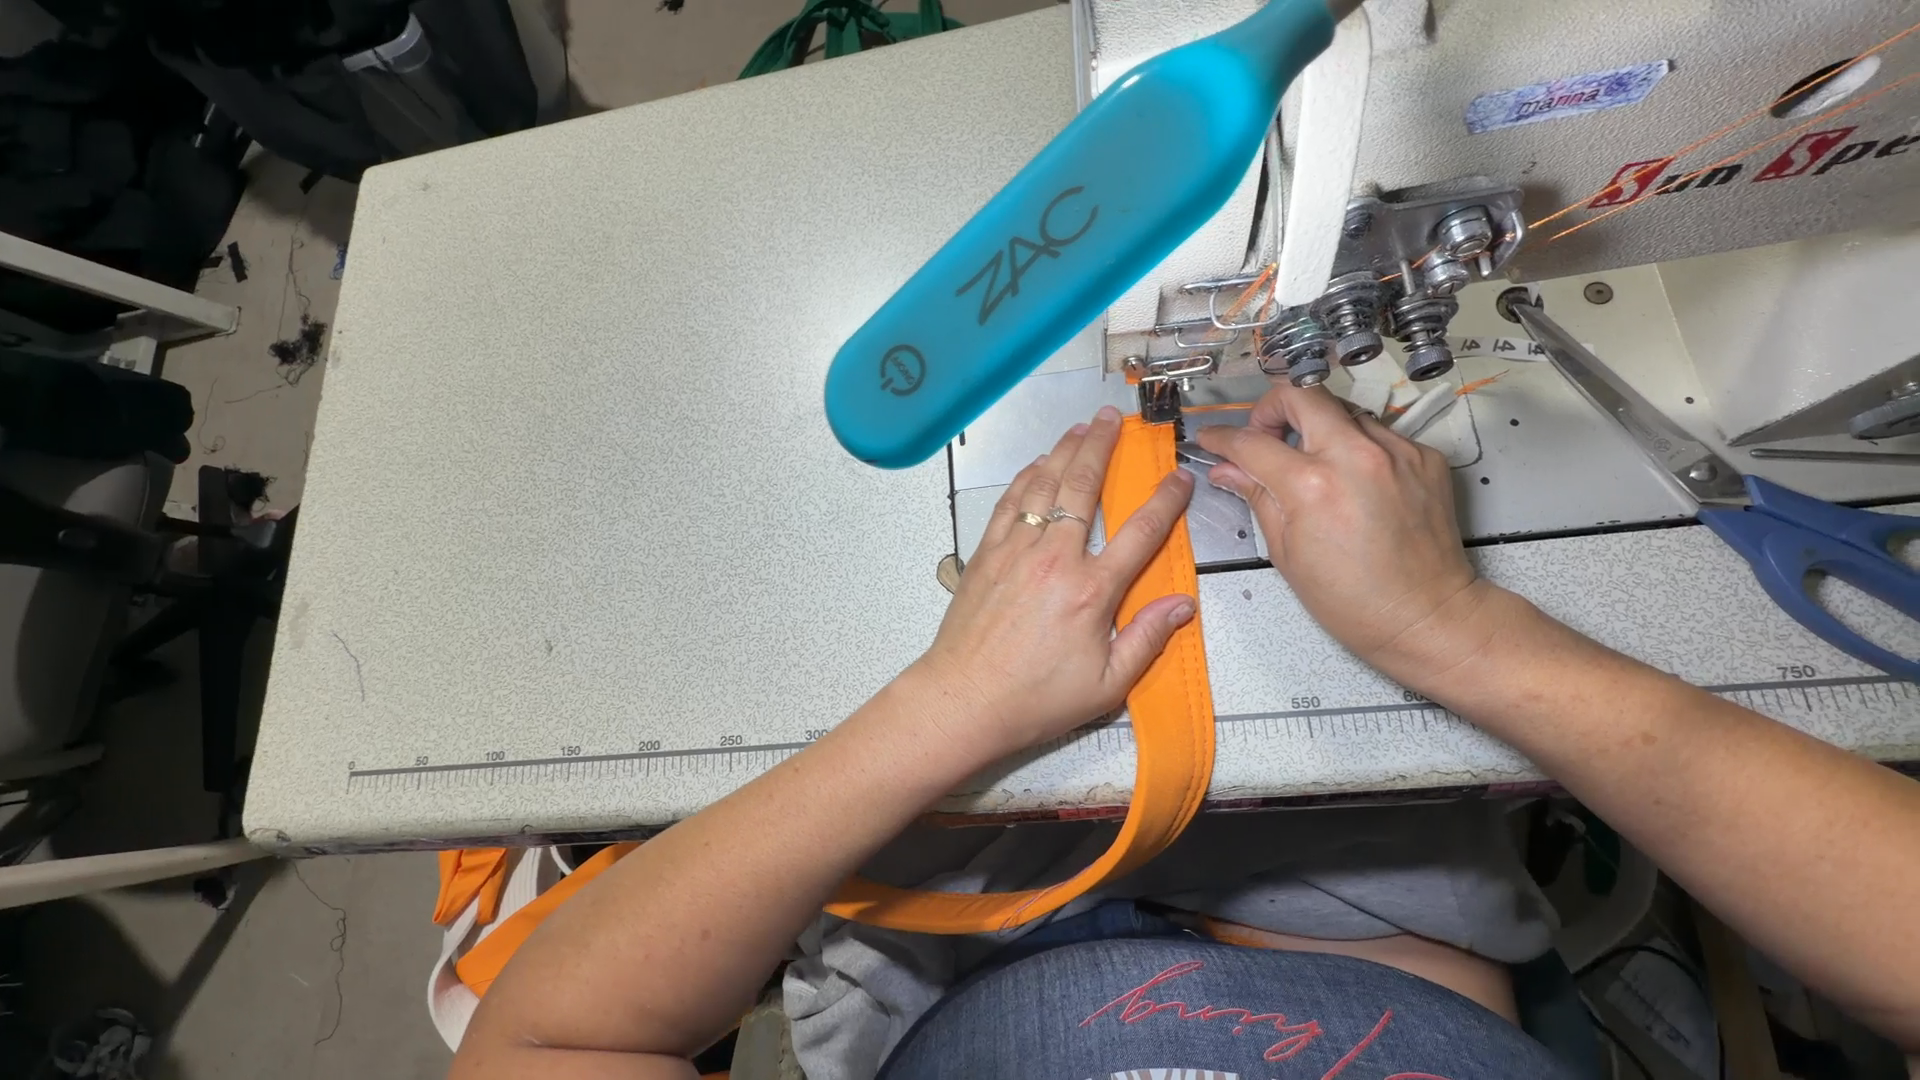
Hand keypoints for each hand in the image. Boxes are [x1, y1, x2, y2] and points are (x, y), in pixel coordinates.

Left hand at [912, 405, 1196, 759]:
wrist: (965, 699)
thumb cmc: (1034, 698)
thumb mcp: (1107, 684)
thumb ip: (1148, 639)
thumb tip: (1183, 606)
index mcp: (1091, 590)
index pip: (1141, 532)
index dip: (1166, 500)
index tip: (1179, 479)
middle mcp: (1054, 559)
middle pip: (1083, 486)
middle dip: (1101, 445)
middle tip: (1113, 420)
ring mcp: (1015, 551)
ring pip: (1043, 484)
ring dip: (1063, 451)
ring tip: (1079, 428)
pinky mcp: (986, 554)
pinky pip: (1009, 502)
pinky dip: (1026, 477)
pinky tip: (1036, 465)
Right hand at [1194, 382, 1517, 689]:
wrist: (1425, 615)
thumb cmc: (1350, 599)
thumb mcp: (1285, 552)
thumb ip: (1256, 496)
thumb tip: (1226, 470)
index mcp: (1312, 485)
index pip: (1251, 442)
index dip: (1221, 438)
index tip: (1212, 439)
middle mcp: (1356, 455)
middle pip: (1300, 394)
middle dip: (1271, 409)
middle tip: (1263, 437)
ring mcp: (1397, 451)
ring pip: (1341, 410)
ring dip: (1316, 429)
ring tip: (1311, 464)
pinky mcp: (1425, 456)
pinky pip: (1377, 434)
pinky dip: (1355, 448)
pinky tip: (1353, 483)